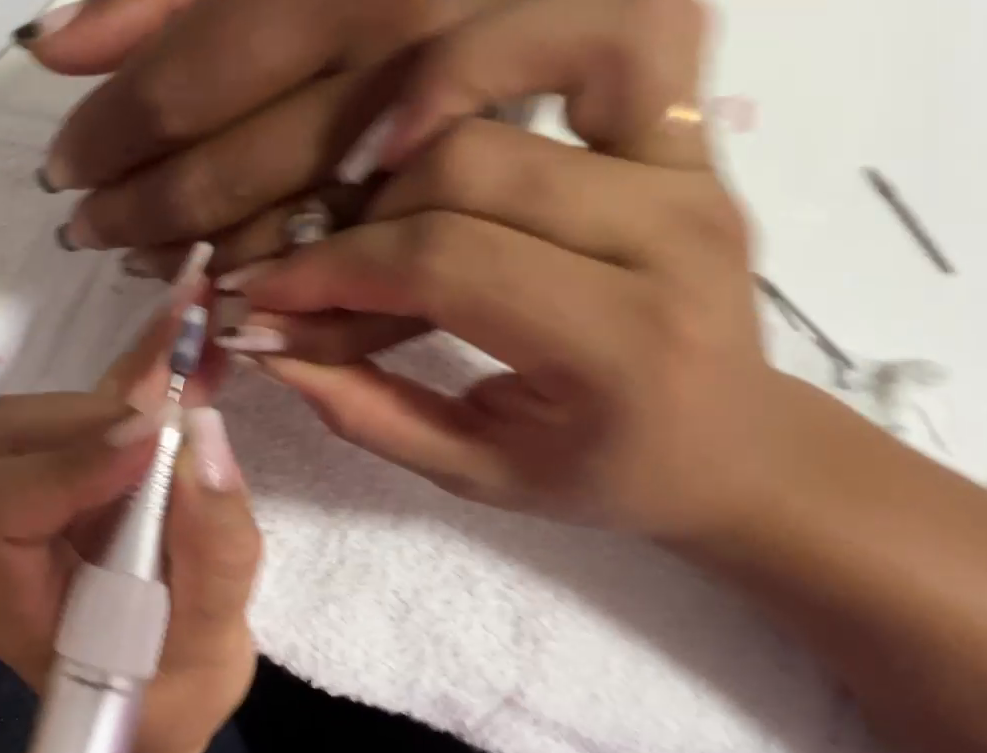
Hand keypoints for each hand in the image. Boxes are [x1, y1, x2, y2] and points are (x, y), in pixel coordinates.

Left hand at [0, 304, 262, 752]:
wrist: (158, 704)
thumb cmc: (170, 701)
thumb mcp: (206, 654)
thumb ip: (209, 559)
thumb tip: (205, 439)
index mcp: (11, 599)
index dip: (66, 467)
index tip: (150, 446)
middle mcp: (5, 539)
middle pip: (10, 443)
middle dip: (97, 422)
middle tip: (179, 415)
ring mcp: (37, 500)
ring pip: (47, 415)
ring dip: (123, 388)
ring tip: (197, 363)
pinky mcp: (77, 476)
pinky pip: (96, 409)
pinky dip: (143, 365)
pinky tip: (188, 317)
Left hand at [20, 0, 493, 272]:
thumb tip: (45, 46)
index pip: (184, 89)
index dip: (105, 139)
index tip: (59, 170)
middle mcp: (401, 80)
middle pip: (226, 178)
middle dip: (136, 215)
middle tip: (83, 231)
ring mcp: (437, 165)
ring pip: (280, 244)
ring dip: (194, 265)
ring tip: (137, 263)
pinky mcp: (462, 227)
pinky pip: (353, 298)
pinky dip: (279, 311)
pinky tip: (225, 303)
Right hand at [218, 0, 795, 540]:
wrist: (725, 445)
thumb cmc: (595, 474)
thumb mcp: (471, 473)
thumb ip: (366, 411)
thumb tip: (262, 345)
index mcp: (618, 343)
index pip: (446, 264)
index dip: (334, 271)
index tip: (261, 297)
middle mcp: (670, 235)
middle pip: (471, 168)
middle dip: (356, 220)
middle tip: (301, 270)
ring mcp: (691, 168)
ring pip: (538, 68)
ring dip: (423, 111)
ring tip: (367, 178)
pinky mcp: (692, 135)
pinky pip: (629, 29)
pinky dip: (532, 37)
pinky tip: (458, 98)